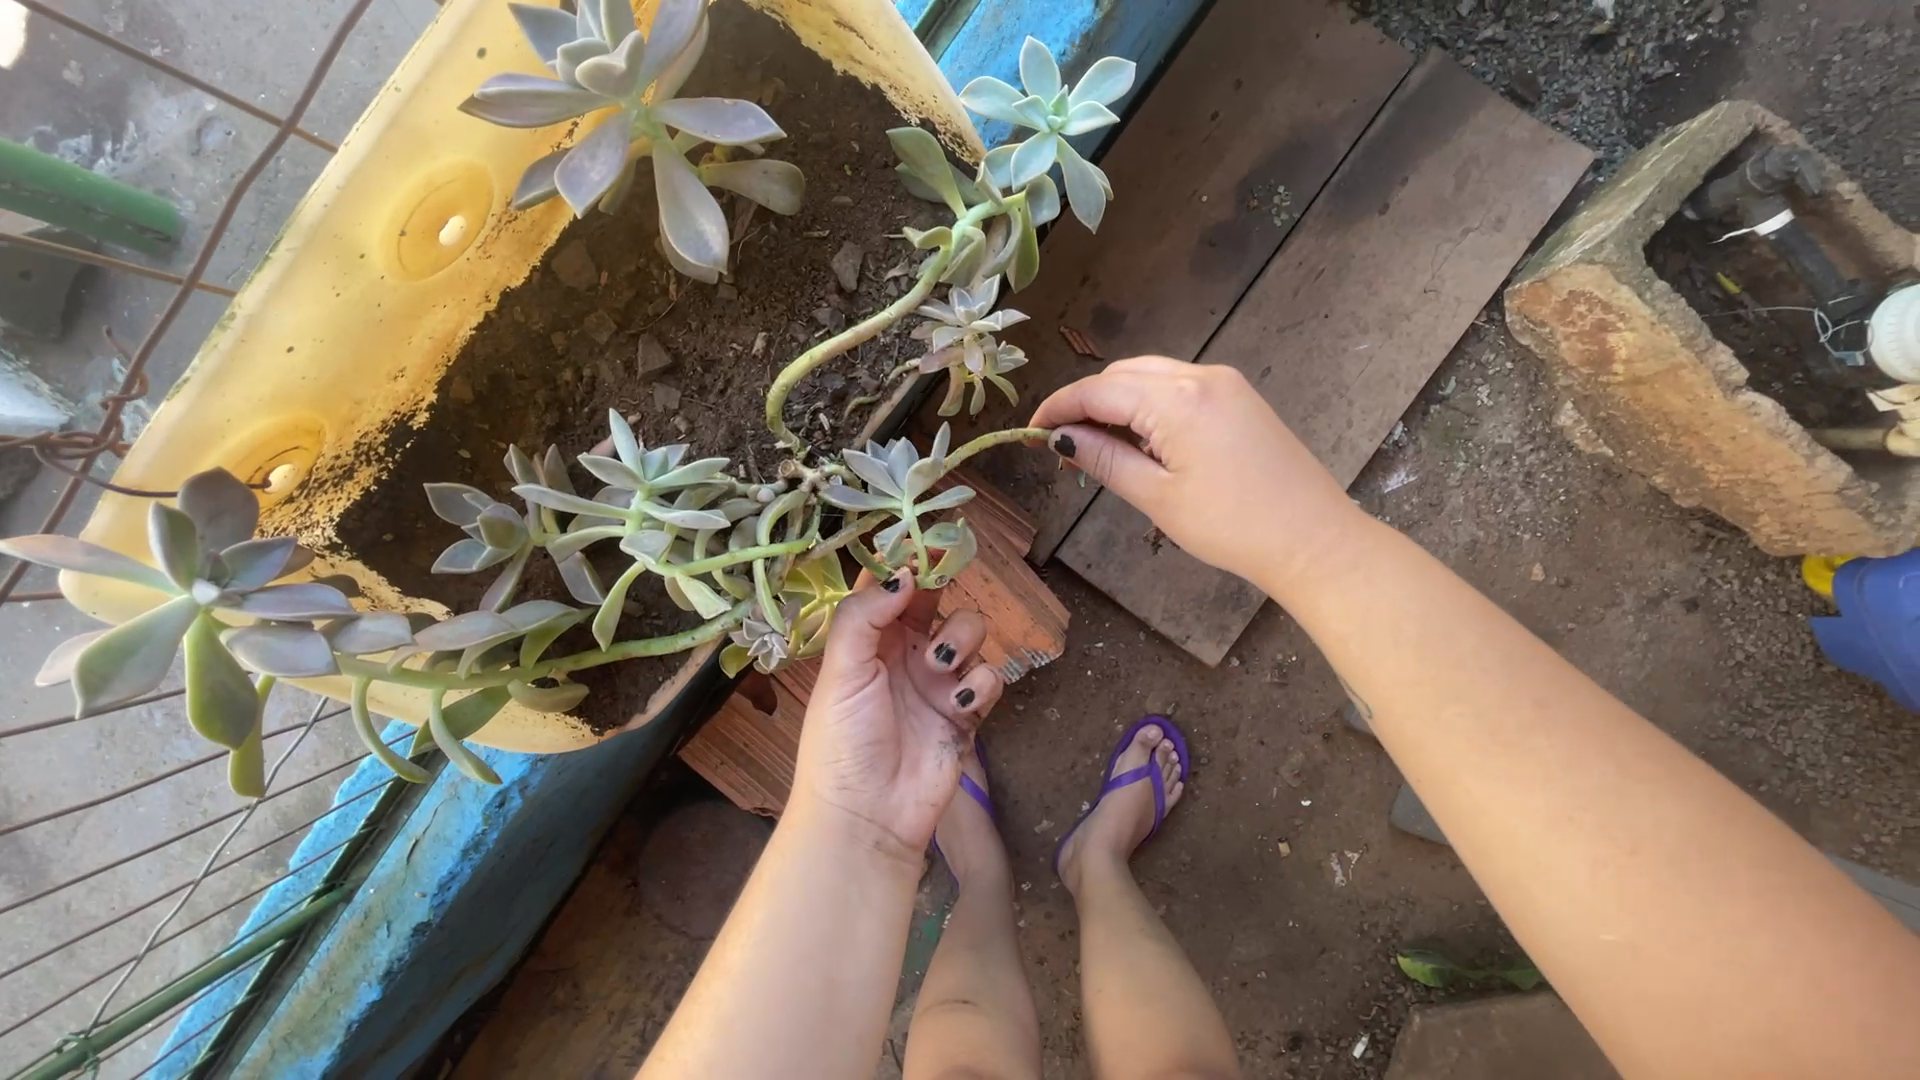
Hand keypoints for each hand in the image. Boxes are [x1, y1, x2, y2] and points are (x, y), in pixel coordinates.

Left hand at [790, 568, 1002, 859]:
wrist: (867, 814)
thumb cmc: (842, 740)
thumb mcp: (841, 671)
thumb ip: (865, 616)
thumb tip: (905, 574)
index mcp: (870, 641)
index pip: (892, 589)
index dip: (908, 562)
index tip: (927, 538)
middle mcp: (906, 654)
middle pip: (938, 602)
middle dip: (944, 593)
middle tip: (944, 582)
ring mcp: (939, 683)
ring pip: (970, 633)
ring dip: (963, 638)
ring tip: (942, 665)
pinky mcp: (966, 713)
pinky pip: (989, 677)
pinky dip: (983, 681)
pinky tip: (963, 699)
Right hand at [1030, 355, 1365, 589]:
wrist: (1313, 540)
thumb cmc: (1231, 526)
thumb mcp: (1157, 496)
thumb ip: (1104, 459)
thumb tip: (1059, 437)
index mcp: (1178, 400)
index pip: (1099, 390)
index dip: (1059, 407)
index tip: (1030, 432)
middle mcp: (1201, 376)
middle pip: (1123, 374)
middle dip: (1086, 403)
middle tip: (1062, 447)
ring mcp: (1224, 382)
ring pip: (1150, 377)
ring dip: (1116, 402)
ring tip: (1096, 446)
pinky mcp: (1238, 397)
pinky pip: (1177, 387)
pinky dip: (1147, 405)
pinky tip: (1140, 440)